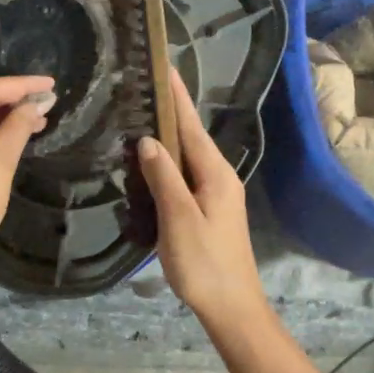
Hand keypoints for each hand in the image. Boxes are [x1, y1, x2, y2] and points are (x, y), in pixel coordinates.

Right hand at [135, 72, 267, 322]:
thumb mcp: (179, 218)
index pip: (190, 124)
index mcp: (216, 173)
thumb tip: (149, 140)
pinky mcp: (210, 211)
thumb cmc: (205, 263)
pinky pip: (186, 175)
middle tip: (142, 88)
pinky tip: (152, 165)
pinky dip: (168, 163)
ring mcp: (217, 195)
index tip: (163, 66)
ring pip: (188, 157)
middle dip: (168, 111)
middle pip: (190, 137)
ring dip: (167, 137)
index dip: (175, 96)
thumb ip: (164, 177)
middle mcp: (220, 177)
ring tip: (141, 117)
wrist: (232, 307)